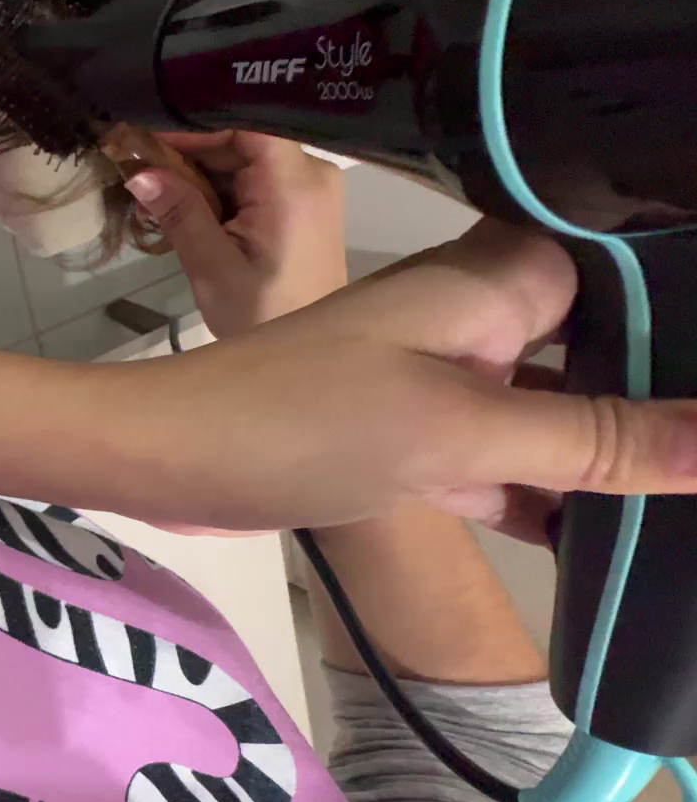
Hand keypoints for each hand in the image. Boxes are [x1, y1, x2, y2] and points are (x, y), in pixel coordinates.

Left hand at [111, 220, 696, 537]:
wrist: (159, 461)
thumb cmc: (293, 426)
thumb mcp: (455, 430)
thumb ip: (595, 433)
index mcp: (478, 287)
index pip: (625, 264)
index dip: (689, 298)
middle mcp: (452, 326)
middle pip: (593, 346)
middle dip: (662, 393)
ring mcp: (415, 386)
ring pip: (539, 412)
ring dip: (609, 453)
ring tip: (694, 501)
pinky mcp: (383, 442)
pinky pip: (484, 462)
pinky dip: (536, 493)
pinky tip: (616, 537)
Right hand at [125, 131, 346, 335]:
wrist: (310, 351)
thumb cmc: (261, 312)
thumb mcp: (211, 266)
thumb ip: (179, 214)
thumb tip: (139, 174)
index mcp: (294, 186)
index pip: (248, 127)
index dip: (197, 127)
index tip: (147, 138)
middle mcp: (309, 175)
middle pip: (244, 141)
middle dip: (189, 152)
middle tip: (136, 166)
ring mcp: (306, 189)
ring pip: (244, 161)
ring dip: (198, 173)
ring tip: (151, 188)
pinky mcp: (297, 205)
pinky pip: (251, 181)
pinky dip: (215, 190)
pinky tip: (182, 206)